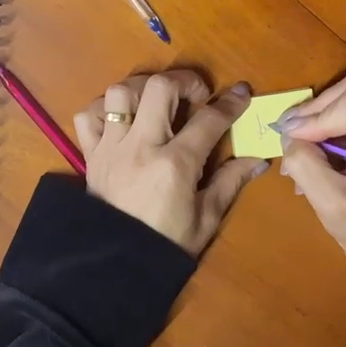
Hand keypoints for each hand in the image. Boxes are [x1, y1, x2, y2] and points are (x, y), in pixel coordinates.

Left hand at [73, 70, 264, 254]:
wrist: (115, 265)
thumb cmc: (166, 244)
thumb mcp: (205, 219)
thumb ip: (230, 182)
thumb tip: (258, 160)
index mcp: (175, 164)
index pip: (208, 120)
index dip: (229, 103)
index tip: (240, 94)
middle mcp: (141, 147)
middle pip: (158, 88)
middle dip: (183, 81)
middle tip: (195, 95)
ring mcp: (111, 148)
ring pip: (119, 93)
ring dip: (141, 89)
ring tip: (156, 102)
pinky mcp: (90, 154)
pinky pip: (87, 116)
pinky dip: (103, 109)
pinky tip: (122, 120)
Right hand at [277, 75, 345, 279]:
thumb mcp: (329, 203)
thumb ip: (305, 164)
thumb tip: (288, 133)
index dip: (315, 118)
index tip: (289, 139)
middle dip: (316, 109)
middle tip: (290, 133)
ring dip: (320, 113)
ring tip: (300, 141)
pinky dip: (328, 120)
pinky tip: (315, 145)